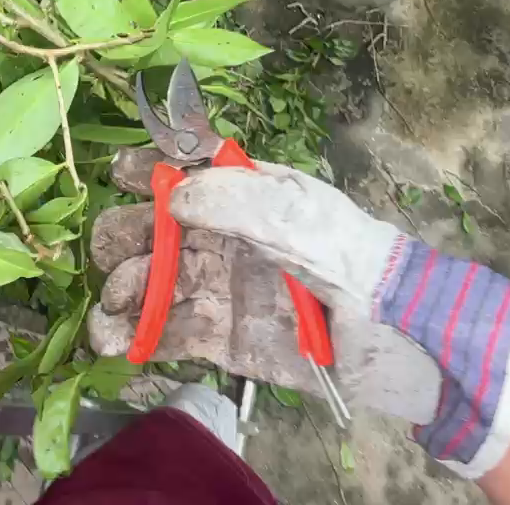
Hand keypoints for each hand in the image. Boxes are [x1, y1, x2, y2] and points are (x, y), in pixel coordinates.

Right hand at [86, 148, 443, 425]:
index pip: (187, 173)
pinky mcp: (227, 338)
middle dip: (128, 237)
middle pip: (160, 230)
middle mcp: (228, 237)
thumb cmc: (349, 260)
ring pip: (159, 282)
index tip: (117, 173)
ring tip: (110, 311)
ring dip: (125, 291)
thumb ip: (232, 200)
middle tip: (112, 256)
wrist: (399, 341)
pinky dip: (141, 335)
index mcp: (247, 195)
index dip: (150, 168)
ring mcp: (225, 287)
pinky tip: (113, 340)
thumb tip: (170, 194)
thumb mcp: (296, 216)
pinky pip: (175, 331)